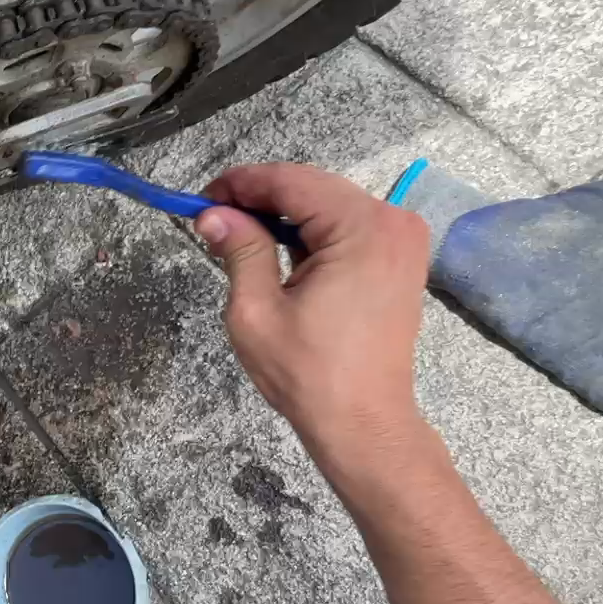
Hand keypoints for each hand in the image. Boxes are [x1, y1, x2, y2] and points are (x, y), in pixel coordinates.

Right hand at [194, 163, 431, 453]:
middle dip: (259, 198)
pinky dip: (308, 232)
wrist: (362, 421)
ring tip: (236, 236)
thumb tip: (212, 215)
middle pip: (312, 187)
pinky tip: (275, 250)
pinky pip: (346, 227)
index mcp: (361, 228)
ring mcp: (402, 240)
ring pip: (328, 205)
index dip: (240, 183)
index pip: (291, 182)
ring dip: (281, 215)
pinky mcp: (399, 259)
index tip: (201, 199)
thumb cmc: (307, 373)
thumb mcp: (256, 310)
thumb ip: (239, 250)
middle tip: (213, 218)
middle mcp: (392, 221)